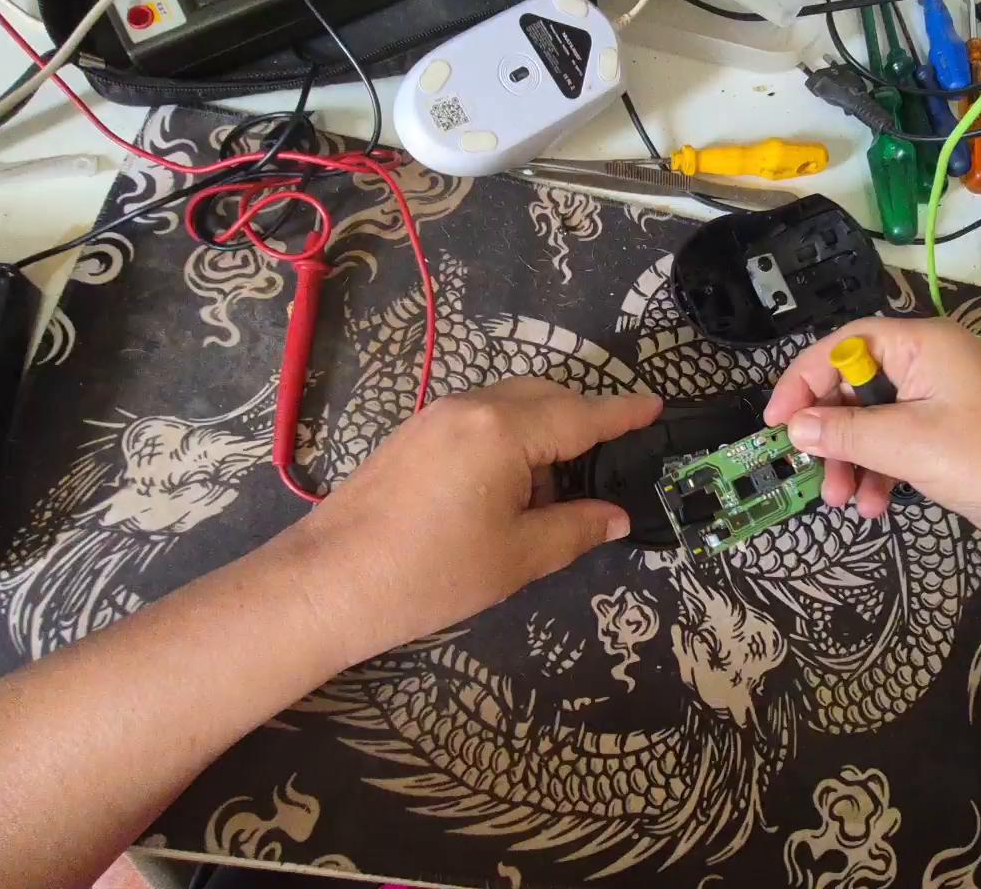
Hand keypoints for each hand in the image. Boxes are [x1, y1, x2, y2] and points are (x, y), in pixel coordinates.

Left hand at [277, 379, 661, 664]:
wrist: (325, 584)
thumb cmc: (430, 573)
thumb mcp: (517, 558)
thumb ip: (577, 528)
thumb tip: (618, 518)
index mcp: (503, 430)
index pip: (580, 415)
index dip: (622, 412)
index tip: (655, 404)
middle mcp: (472, 406)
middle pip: (546, 396)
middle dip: (583, 419)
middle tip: (608, 459)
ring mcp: (437, 414)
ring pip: (512, 402)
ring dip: (544, 429)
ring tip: (554, 485)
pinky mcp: (416, 431)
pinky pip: (482, 416)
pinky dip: (511, 435)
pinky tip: (508, 483)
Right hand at [763, 317, 980, 546]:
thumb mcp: (908, 443)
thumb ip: (846, 432)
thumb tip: (794, 427)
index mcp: (923, 344)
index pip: (845, 344)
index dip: (804, 378)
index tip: (777, 420)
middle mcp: (930, 363)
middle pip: (856, 385)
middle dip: (832, 433)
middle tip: (811, 468)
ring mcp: (941, 399)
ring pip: (874, 420)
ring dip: (853, 460)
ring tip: (844, 501)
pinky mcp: (950, 433)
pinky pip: (897, 442)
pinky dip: (881, 470)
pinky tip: (875, 505)